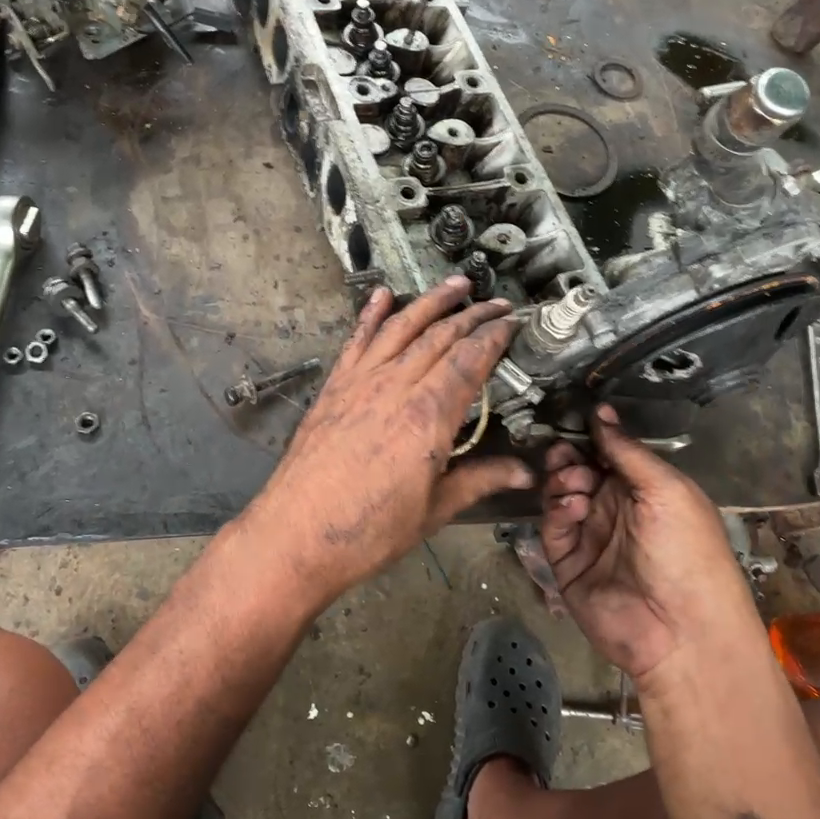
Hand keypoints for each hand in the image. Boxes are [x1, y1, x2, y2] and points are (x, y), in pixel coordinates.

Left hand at [242, 276, 533, 600]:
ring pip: (402, 328)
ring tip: (456, 284)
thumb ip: (479, 479)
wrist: (296, 534)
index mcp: (427, 416)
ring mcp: (360, 382)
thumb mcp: (434, 509)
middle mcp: (395, 387)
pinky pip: (357, 340)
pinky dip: (370, 314)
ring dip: (431, 302)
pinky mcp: (334, 387)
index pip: (469, 360)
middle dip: (473, 315)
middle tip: (497, 302)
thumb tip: (523, 471)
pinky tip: (382, 294)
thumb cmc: (369, 531)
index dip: (494, 337)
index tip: (513, 323)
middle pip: (440, 336)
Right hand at [540, 406, 751, 685]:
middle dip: (568, 455)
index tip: (574, 417)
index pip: (608, 452)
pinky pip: (552, 526)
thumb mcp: (667, 491)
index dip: (590, 435)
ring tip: (575, 483)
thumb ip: (627, 451)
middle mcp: (614, 508)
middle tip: (565, 453)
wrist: (681, 632)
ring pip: (560, 493)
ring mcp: (589, 535)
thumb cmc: (688, 552)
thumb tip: (600, 411)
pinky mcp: (567, 561)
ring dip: (562, 480)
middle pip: (577, 468)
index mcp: (645, 489)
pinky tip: (571, 508)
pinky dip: (556, 510)